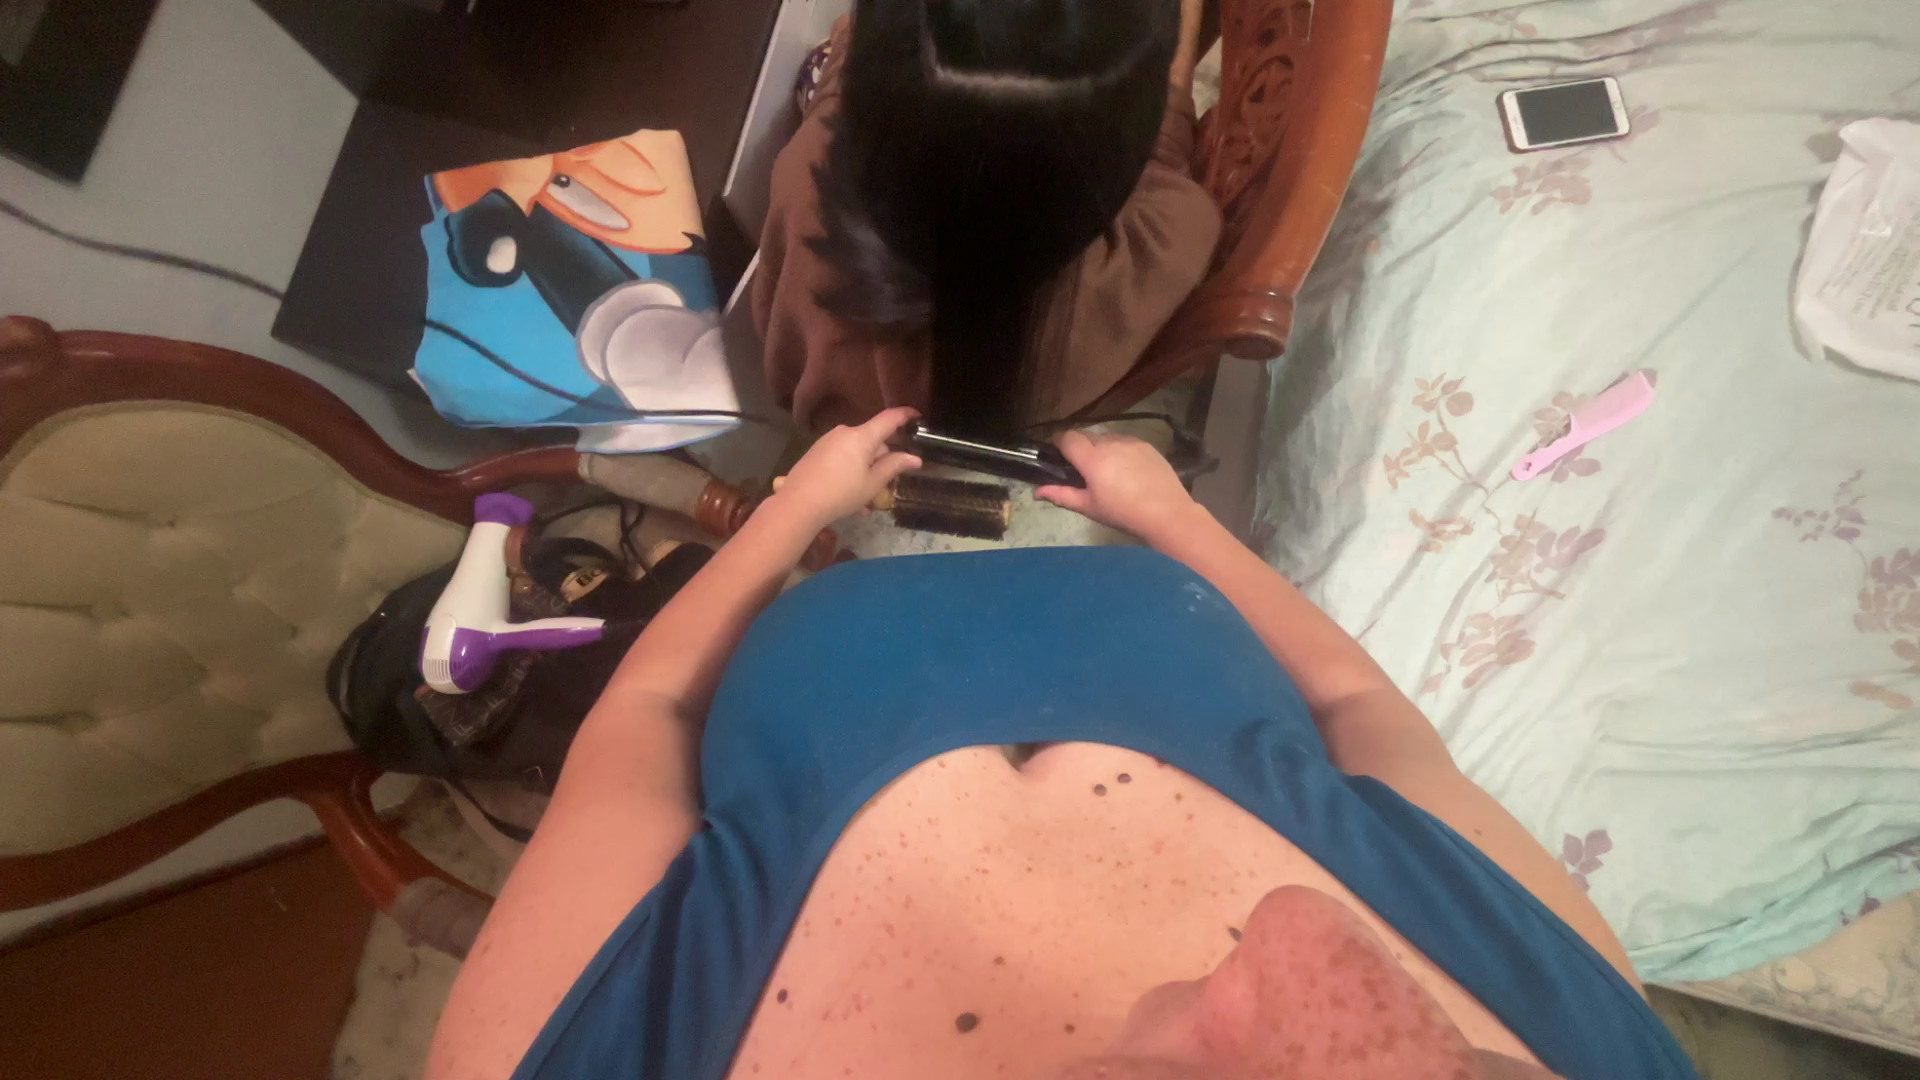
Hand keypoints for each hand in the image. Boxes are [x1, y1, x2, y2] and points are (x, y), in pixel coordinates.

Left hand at [772, 407, 922, 529]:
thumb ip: (894, 466)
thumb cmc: (841, 493)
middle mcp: (845, 432)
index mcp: (862, 436)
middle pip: (873, 440)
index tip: (918, 416)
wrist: (798, 503)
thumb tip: (914, 458)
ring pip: (857, 450)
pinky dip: (850, 470)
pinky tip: (848, 494)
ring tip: (865, 498)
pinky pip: (842, 456)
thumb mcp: (872, 483)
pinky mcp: (817, 451)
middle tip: (885, 485)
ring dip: (865, 469)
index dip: (906, 415)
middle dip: (882, 458)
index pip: (889, 418)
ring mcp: (828, 440)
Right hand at [1034, 431, 1201, 539]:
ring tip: (1104, 469)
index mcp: (1092, 459)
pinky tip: (1124, 469)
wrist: (1167, 513)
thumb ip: (1061, 495)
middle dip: (1078, 446)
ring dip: (1098, 447)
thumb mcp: (1090, 507)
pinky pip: (1124, 441)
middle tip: (1079, 467)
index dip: (1058, 443)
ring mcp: (1130, 442)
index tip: (1057, 455)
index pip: (1067, 437)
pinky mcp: (1146, 445)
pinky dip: (1117, 449)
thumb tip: (1036, 492)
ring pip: (1105, 437)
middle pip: (1085, 434)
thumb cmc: (1123, 513)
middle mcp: (1110, 443)